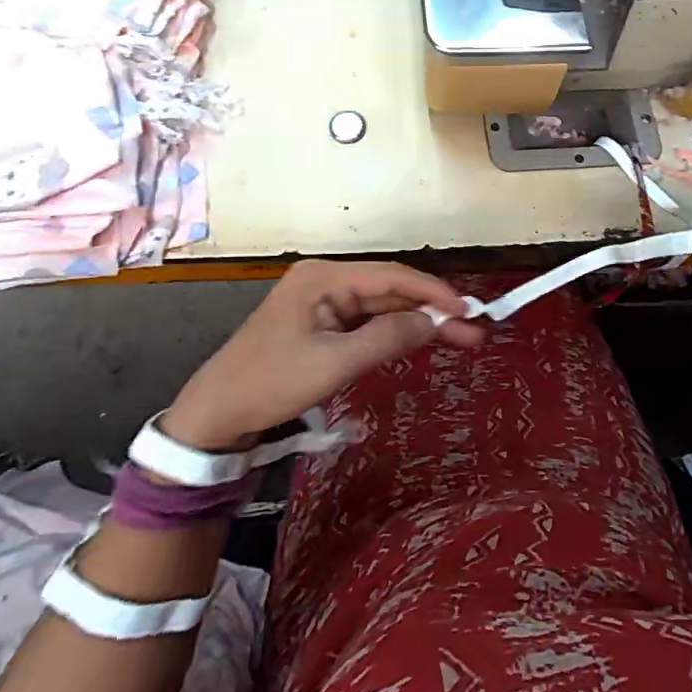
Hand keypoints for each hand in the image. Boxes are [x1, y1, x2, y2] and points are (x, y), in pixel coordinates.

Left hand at [159, 260, 482, 450]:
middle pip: (390, 291)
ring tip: (460, 338)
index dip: (433, 293)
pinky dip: (395, 334)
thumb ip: (387, 338)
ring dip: (417, 324)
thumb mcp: (334, 363)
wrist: (217, 413)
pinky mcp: (322, 324)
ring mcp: (323, 302)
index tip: (468, 311)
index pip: (391, 277)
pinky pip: (367, 323)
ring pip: (382, 308)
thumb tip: (435, 323)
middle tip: (474, 332)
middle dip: (431, 312)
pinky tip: (421, 341)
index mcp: (322, 278)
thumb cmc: (271, 383)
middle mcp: (325, 281)